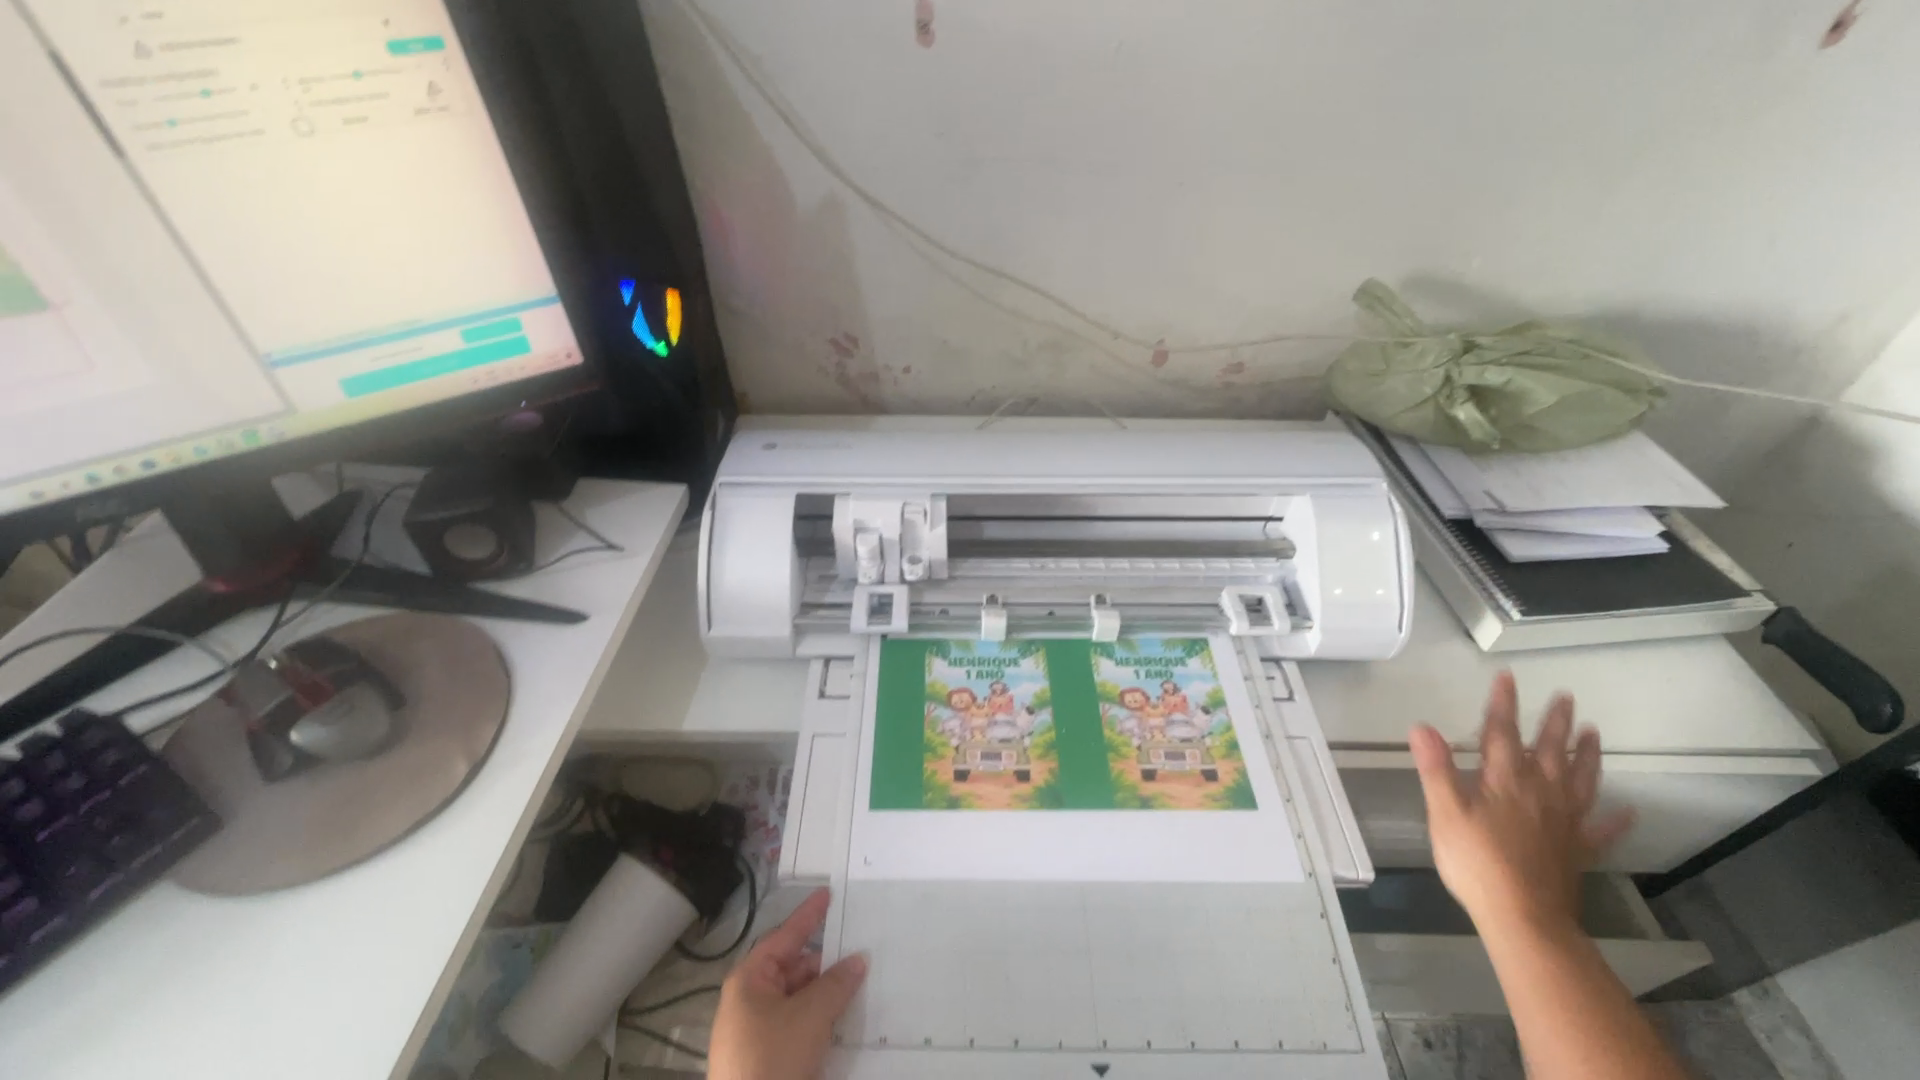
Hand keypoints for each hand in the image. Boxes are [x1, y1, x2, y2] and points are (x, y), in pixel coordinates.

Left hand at [708, 887, 867, 1079]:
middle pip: (792, 969)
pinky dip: (818, 1019)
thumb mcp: (811, 1015)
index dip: (808, 915)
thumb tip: (858, 959)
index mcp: (749, 980)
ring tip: (858, 986)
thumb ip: (837, 983)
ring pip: (797, 1000)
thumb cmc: (773, 1059)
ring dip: (824, 993)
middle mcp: (748, 1001)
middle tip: (859, 951)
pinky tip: (842, 1021)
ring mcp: (754, 1033)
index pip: (784, 937)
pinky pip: (796, 1026)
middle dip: (825, 962)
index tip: (828, 894)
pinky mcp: (764, 1060)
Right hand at [1409, 672, 1634, 934]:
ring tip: (1594, 733)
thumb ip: (1435, 769)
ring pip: (1581, 780)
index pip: (1502, 733)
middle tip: (1566, 697)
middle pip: (1550, 750)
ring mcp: (1564, 821)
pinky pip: (1601, 830)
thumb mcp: (1444, 813)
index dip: (1503, 704)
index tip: (1508, 677)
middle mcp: (1540, 792)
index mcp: (1505, 780)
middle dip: (1554, 722)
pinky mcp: (1577, 850)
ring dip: (1588, 755)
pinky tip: (1629, 812)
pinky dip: (1616, 820)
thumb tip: (1422, 726)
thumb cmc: (1476, 862)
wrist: (1524, 916)